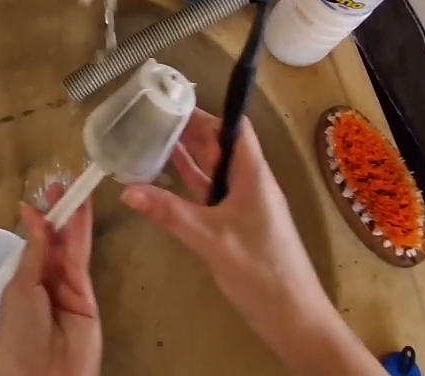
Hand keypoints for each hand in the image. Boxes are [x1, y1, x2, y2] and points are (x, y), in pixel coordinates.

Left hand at [0, 196, 100, 375]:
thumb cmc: (19, 333)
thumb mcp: (20, 288)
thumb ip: (34, 250)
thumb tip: (30, 211)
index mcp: (23, 280)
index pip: (36, 244)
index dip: (41, 220)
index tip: (46, 193)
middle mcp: (46, 281)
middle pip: (56, 241)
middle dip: (59, 213)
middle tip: (63, 183)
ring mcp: (68, 288)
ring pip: (72, 246)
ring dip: (73, 218)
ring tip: (74, 188)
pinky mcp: (88, 296)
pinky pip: (83, 259)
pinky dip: (81, 235)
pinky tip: (78, 214)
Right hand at [121, 109, 384, 375]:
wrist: (297, 323)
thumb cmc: (261, 272)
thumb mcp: (211, 239)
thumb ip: (169, 212)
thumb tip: (127, 190)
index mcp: (253, 174)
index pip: (234, 127)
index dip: (207, 111)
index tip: (174, 101)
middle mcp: (249, 182)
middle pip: (219, 144)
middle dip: (189, 128)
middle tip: (152, 115)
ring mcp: (244, 204)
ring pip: (213, 168)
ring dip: (187, 154)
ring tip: (152, 136)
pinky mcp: (237, 224)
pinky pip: (210, 192)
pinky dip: (189, 181)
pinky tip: (164, 176)